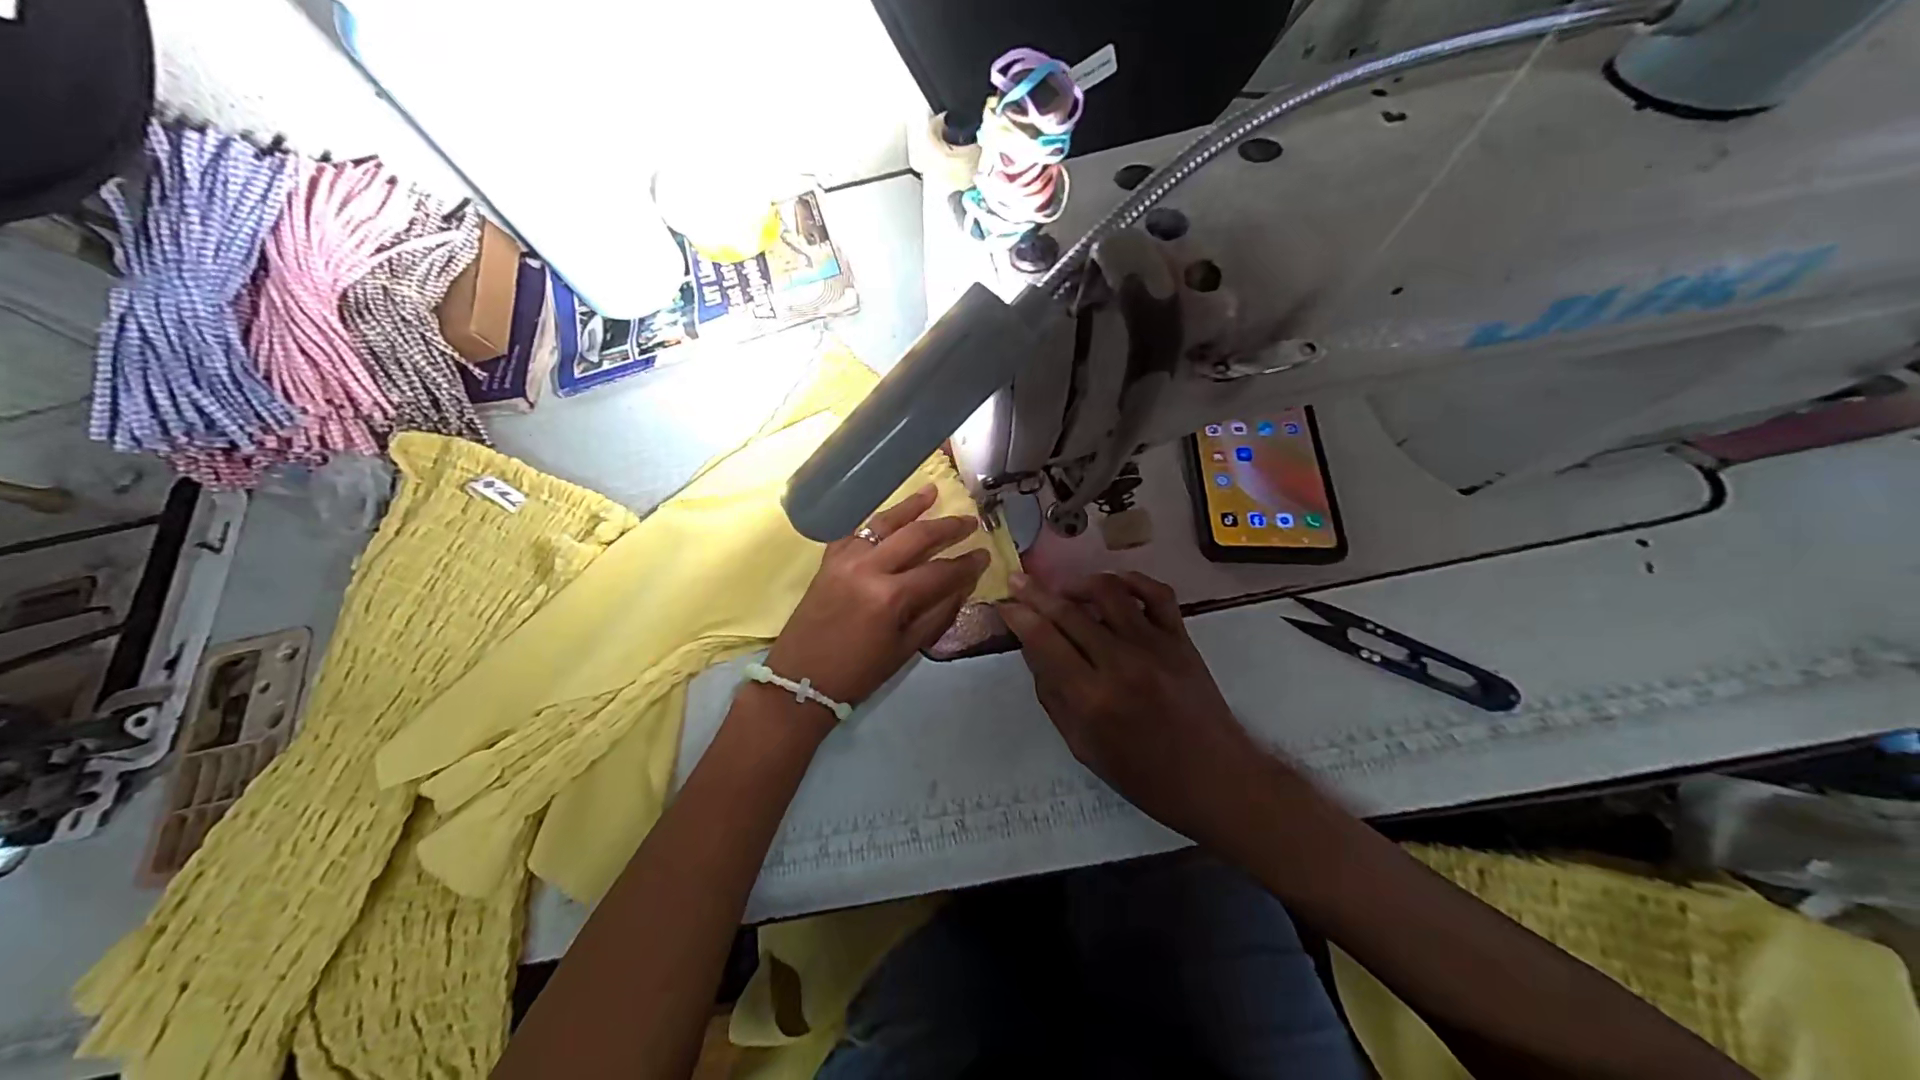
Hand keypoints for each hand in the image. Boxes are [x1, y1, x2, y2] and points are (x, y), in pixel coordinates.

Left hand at [766, 484, 988, 711]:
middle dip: (947, 527)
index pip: (940, 571)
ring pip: (884, 524)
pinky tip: (891, 514)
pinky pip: (856, 531)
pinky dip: (876, 521)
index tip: (985, 554)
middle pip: (916, 536)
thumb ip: (938, 612)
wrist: (802, 680)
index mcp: (891, 597)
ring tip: (932, 493)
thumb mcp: (907, 649)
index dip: (967, 564)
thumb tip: (963, 584)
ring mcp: (845, 560)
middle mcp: (869, 569)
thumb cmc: (859, 672)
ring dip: (911, 507)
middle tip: (969, 521)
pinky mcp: (828, 560)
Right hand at [999, 571, 1265, 840]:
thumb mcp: (1083, 747)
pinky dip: (1131, 581)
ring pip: (1108, 592)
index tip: (1003, 604)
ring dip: (1077, 584)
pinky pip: (1155, 593)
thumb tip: (1033, 650)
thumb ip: (1054, 696)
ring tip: (1063, 590)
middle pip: (1068, 612)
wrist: (1216, 780)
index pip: (1043, 639)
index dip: (1017, 616)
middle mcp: (1120, 664)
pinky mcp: (1181, 639)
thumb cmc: (1143, 776)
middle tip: (1018, 582)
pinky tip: (1113, 585)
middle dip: (1035, 593)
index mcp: (1091, 699)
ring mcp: (1155, 646)